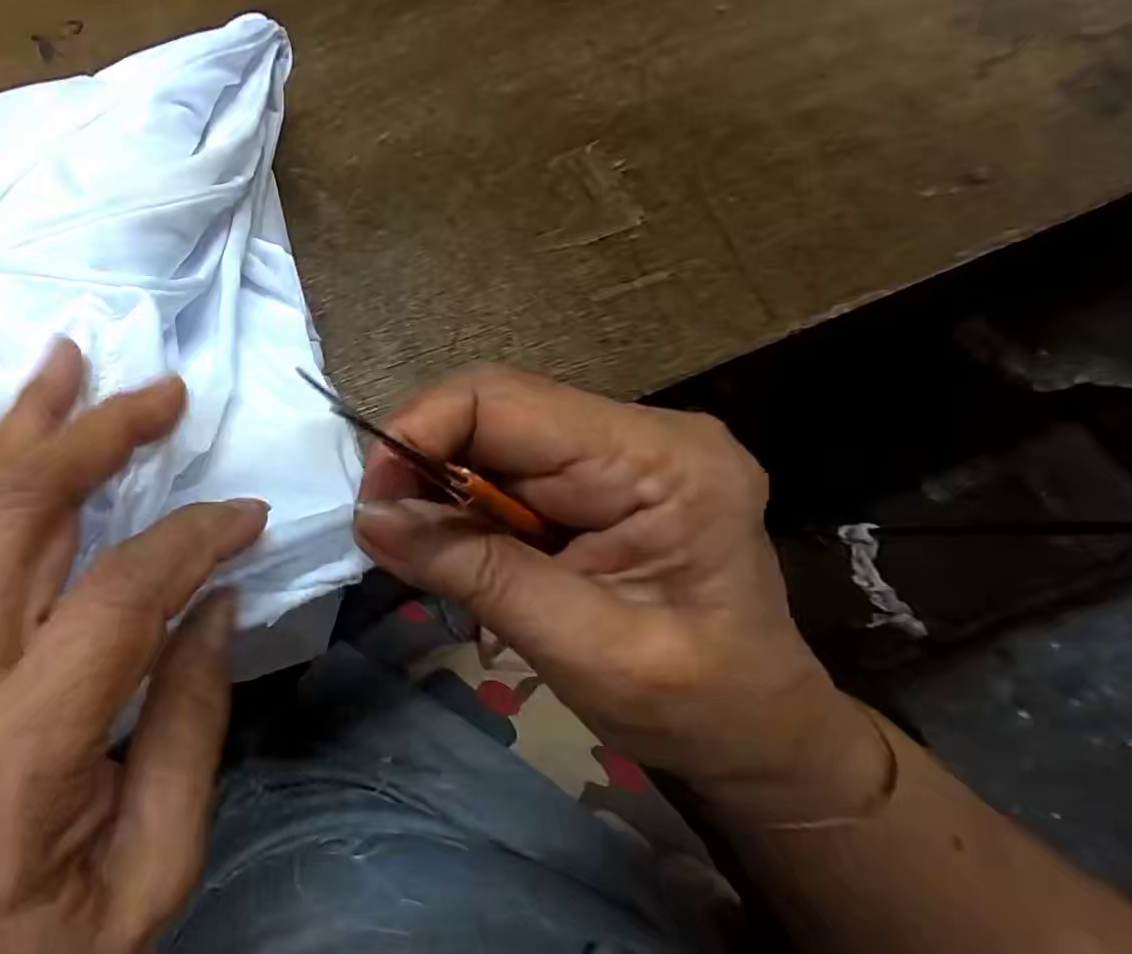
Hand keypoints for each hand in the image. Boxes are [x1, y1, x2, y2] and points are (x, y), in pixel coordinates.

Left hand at [0, 339, 266, 953]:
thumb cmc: (50, 942)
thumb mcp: (155, 862)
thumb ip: (192, 719)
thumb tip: (215, 598)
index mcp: (17, 756)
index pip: (116, 598)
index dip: (193, 538)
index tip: (248, 514)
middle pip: (15, 518)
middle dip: (95, 436)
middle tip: (163, 393)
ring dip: (32, 424)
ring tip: (73, 360)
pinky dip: (8, 465)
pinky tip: (38, 425)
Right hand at [353, 365, 889, 824]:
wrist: (760, 732)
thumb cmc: (698, 705)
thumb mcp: (583, 648)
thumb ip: (477, 573)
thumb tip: (371, 519)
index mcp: (660, 458)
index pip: (503, 399)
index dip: (419, 432)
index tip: (373, 502)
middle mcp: (640, 433)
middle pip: (492, 413)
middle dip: (423, 468)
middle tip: (385, 533)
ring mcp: (621, 451)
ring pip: (491, 441)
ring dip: (442, 493)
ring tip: (425, 555)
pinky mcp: (601, 477)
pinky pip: (508, 471)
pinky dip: (468, 510)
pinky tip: (465, 554)